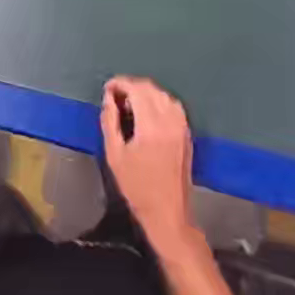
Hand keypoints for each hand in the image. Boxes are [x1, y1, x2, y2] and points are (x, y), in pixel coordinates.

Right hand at [101, 75, 195, 245]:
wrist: (167, 210)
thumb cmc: (137, 186)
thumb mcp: (114, 155)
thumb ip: (110, 121)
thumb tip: (108, 98)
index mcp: (151, 125)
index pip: (137, 90)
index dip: (120, 84)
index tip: (108, 88)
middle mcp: (170, 120)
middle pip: (150, 88)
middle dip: (131, 86)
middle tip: (115, 96)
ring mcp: (182, 125)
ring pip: (163, 94)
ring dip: (145, 93)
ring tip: (129, 104)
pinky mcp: (187, 132)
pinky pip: (173, 105)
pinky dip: (158, 101)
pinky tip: (148, 112)